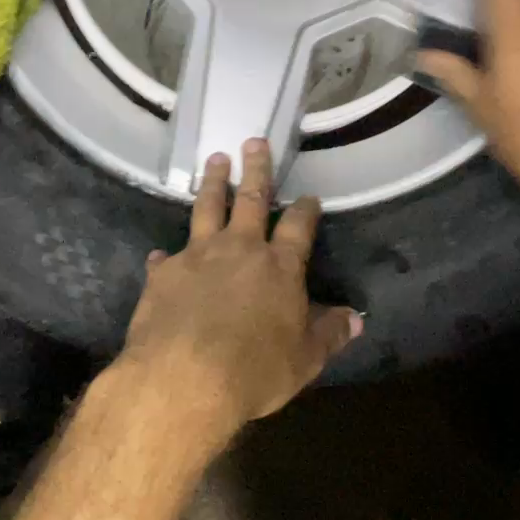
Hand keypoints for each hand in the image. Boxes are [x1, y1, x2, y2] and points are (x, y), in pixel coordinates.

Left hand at [119, 138, 362, 426]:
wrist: (184, 378)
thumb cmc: (255, 371)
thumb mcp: (304, 359)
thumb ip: (328, 333)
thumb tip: (356, 318)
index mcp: (280, 266)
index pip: (298, 226)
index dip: (305, 210)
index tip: (309, 197)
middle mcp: (240, 250)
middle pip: (250, 199)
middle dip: (256, 169)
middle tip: (254, 141)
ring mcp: (198, 257)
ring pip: (206, 208)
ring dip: (212, 182)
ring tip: (215, 160)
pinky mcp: (164, 274)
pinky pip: (167, 257)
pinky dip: (168, 255)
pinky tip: (163, 254)